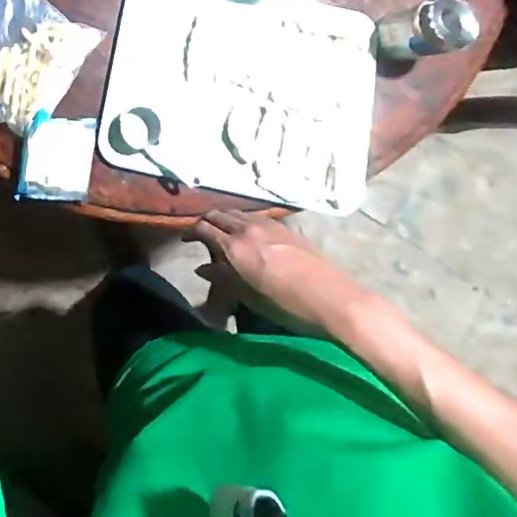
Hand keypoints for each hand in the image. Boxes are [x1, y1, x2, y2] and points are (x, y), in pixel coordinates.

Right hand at [186, 210, 377, 334]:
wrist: (331, 296)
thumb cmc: (287, 304)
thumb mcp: (249, 296)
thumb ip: (224, 279)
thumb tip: (202, 269)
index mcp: (235, 246)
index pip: (204, 227)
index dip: (190, 231)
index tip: (184, 240)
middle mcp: (248, 228)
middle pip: (218, 214)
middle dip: (206, 221)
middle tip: (199, 235)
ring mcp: (268, 224)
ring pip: (236, 212)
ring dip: (224, 219)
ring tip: (222, 234)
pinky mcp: (284, 226)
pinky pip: (253, 216)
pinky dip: (242, 220)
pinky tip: (247, 234)